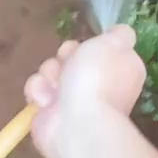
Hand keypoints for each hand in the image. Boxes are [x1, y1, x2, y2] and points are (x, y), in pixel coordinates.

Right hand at [24, 27, 145, 157]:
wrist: (77, 123)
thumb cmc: (97, 79)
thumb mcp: (116, 44)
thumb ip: (121, 34)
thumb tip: (121, 33)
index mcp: (116, 70)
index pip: (97, 47)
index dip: (89, 44)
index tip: (89, 47)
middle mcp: (95, 84)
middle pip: (69, 54)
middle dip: (65, 57)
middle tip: (71, 66)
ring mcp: (71, 99)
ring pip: (50, 69)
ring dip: (49, 74)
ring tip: (57, 89)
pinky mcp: (49, 111)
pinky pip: (36, 88)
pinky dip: (39, 91)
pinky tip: (47, 101)